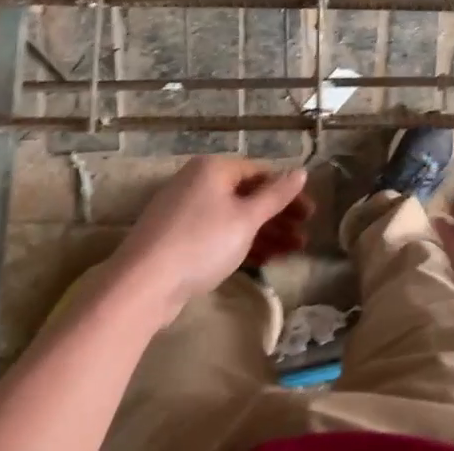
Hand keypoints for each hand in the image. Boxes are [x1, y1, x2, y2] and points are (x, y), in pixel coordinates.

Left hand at [109, 157, 311, 321]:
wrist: (143, 284)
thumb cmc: (201, 243)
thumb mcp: (246, 218)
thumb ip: (276, 196)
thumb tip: (301, 172)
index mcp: (213, 169)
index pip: (260, 173)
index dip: (288, 193)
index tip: (310, 214)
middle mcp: (198, 183)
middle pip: (247, 196)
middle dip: (278, 217)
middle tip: (303, 237)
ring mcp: (185, 212)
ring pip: (234, 217)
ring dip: (265, 233)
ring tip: (291, 252)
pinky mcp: (177, 240)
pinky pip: (218, 234)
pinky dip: (242, 244)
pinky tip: (263, 260)